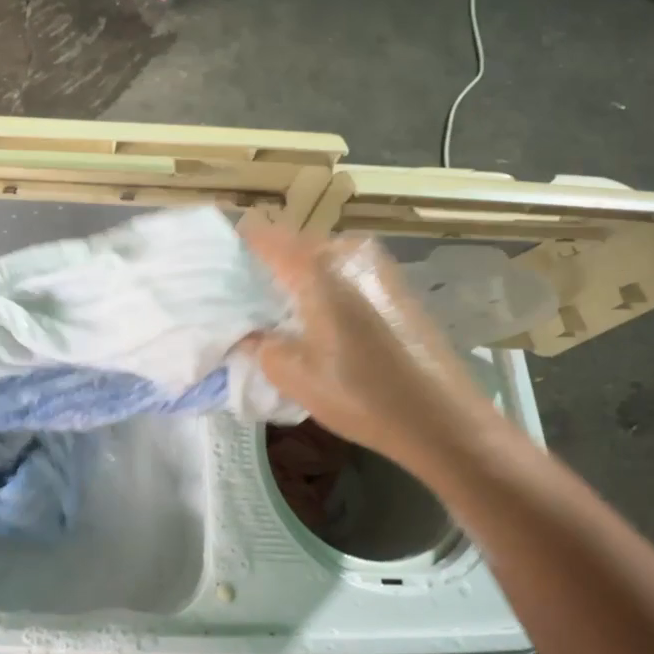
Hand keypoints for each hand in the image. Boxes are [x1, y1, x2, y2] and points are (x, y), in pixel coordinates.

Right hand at [242, 223, 499, 475]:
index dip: (231, 241)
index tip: (208, 262)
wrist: (445, 421)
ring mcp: (375, 264)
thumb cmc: (363, 396)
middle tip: (237, 298)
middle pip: (289, 242)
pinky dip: (321, 286)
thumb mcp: (293, 375)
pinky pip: (342, 271)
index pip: (260, 232)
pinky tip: (315, 321)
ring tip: (274, 313)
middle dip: (261, 265)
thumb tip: (246, 330)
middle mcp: (346, 251)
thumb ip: (258, 342)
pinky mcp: (393, 282)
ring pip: (317, 257)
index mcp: (316, 265)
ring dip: (293, 277)